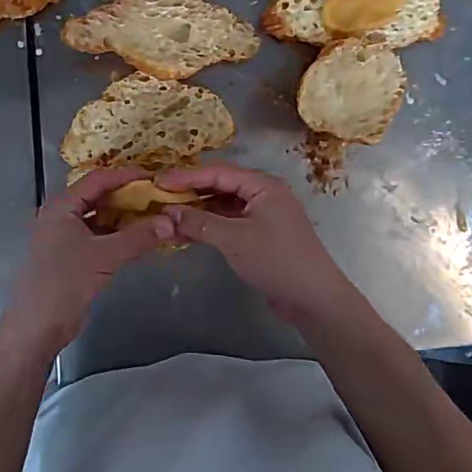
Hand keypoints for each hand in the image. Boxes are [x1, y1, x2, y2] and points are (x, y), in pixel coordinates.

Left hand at [0, 167, 171, 362]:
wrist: (39, 323)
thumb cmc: (65, 281)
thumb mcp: (104, 256)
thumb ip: (138, 237)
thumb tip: (170, 222)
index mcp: (61, 207)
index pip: (96, 180)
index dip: (125, 176)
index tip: (154, 177)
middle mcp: (60, 217)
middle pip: (98, 199)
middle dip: (128, 198)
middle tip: (160, 198)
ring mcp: (64, 238)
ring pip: (99, 220)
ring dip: (125, 219)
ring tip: (157, 217)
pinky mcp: (71, 257)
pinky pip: (98, 238)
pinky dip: (118, 237)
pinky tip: (141, 239)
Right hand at [153, 164, 356, 320]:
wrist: (313, 299)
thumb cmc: (276, 261)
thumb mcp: (233, 239)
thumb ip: (198, 222)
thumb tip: (167, 213)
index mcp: (263, 185)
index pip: (216, 172)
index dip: (185, 176)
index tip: (158, 181)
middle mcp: (263, 194)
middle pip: (218, 186)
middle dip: (188, 192)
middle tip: (158, 196)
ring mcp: (261, 214)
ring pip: (220, 205)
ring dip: (194, 211)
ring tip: (166, 217)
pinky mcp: (258, 233)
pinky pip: (226, 221)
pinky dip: (206, 225)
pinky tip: (183, 232)